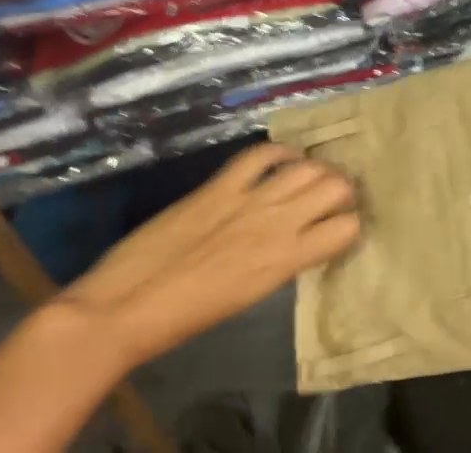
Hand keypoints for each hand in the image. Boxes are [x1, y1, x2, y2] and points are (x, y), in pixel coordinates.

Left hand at [52, 143, 360, 364]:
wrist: (119, 311)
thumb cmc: (184, 318)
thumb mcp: (252, 294)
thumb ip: (283, 260)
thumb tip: (300, 241)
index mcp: (286, 259)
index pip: (348, 228)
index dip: (351, 225)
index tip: (342, 229)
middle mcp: (278, 222)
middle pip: (337, 186)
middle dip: (342, 192)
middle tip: (332, 200)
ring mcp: (248, 199)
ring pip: (308, 166)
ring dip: (317, 171)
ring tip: (309, 178)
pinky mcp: (218, 187)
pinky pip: (261, 154)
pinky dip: (278, 152)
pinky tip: (280, 160)